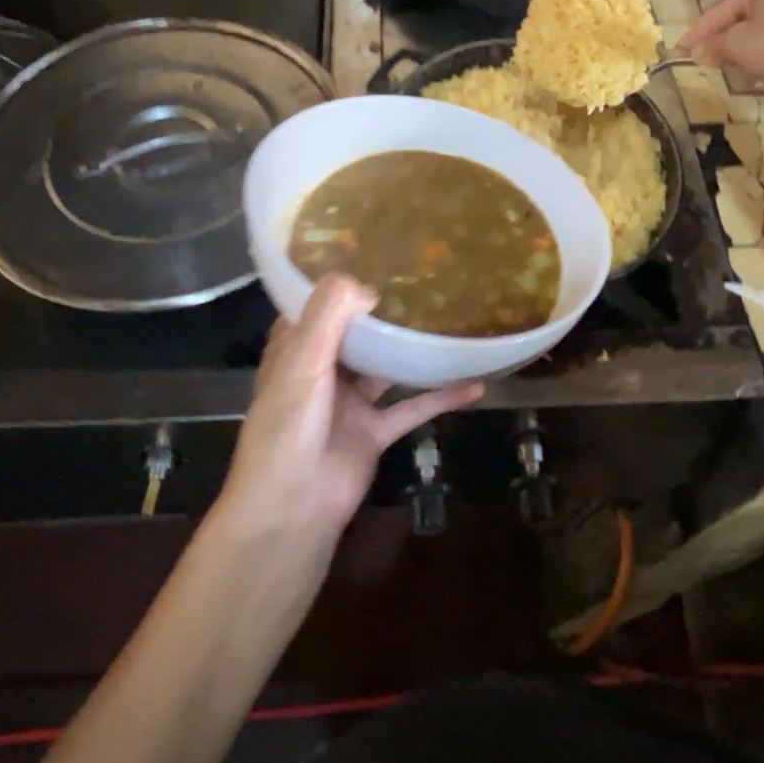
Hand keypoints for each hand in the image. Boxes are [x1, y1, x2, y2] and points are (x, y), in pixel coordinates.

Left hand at [221, 275, 483, 536]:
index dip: (335, 286)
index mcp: (293, 353)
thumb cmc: (289, 426)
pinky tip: (474, 384)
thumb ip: (329, 316)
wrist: (293, 506)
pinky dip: (440, 398)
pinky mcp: (374, 433)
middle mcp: (321, 374)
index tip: (369, 256)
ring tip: (450, 321)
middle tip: (422, 281)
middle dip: (380, 312)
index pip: (312, 309)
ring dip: (413, 352)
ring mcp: (349, 405)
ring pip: (386, 370)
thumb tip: (366, 284)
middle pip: (353, 336)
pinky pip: (411, 408)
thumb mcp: (302, 361)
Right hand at [676, 0, 763, 93]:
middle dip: (725, 40)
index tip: (679, 52)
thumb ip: (715, 47)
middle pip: (741, 15)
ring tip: (739, 70)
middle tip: (710, 64)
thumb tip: (697, 51)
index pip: (716, 11)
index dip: (696, 35)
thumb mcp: (741, 47)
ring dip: (749, 47)